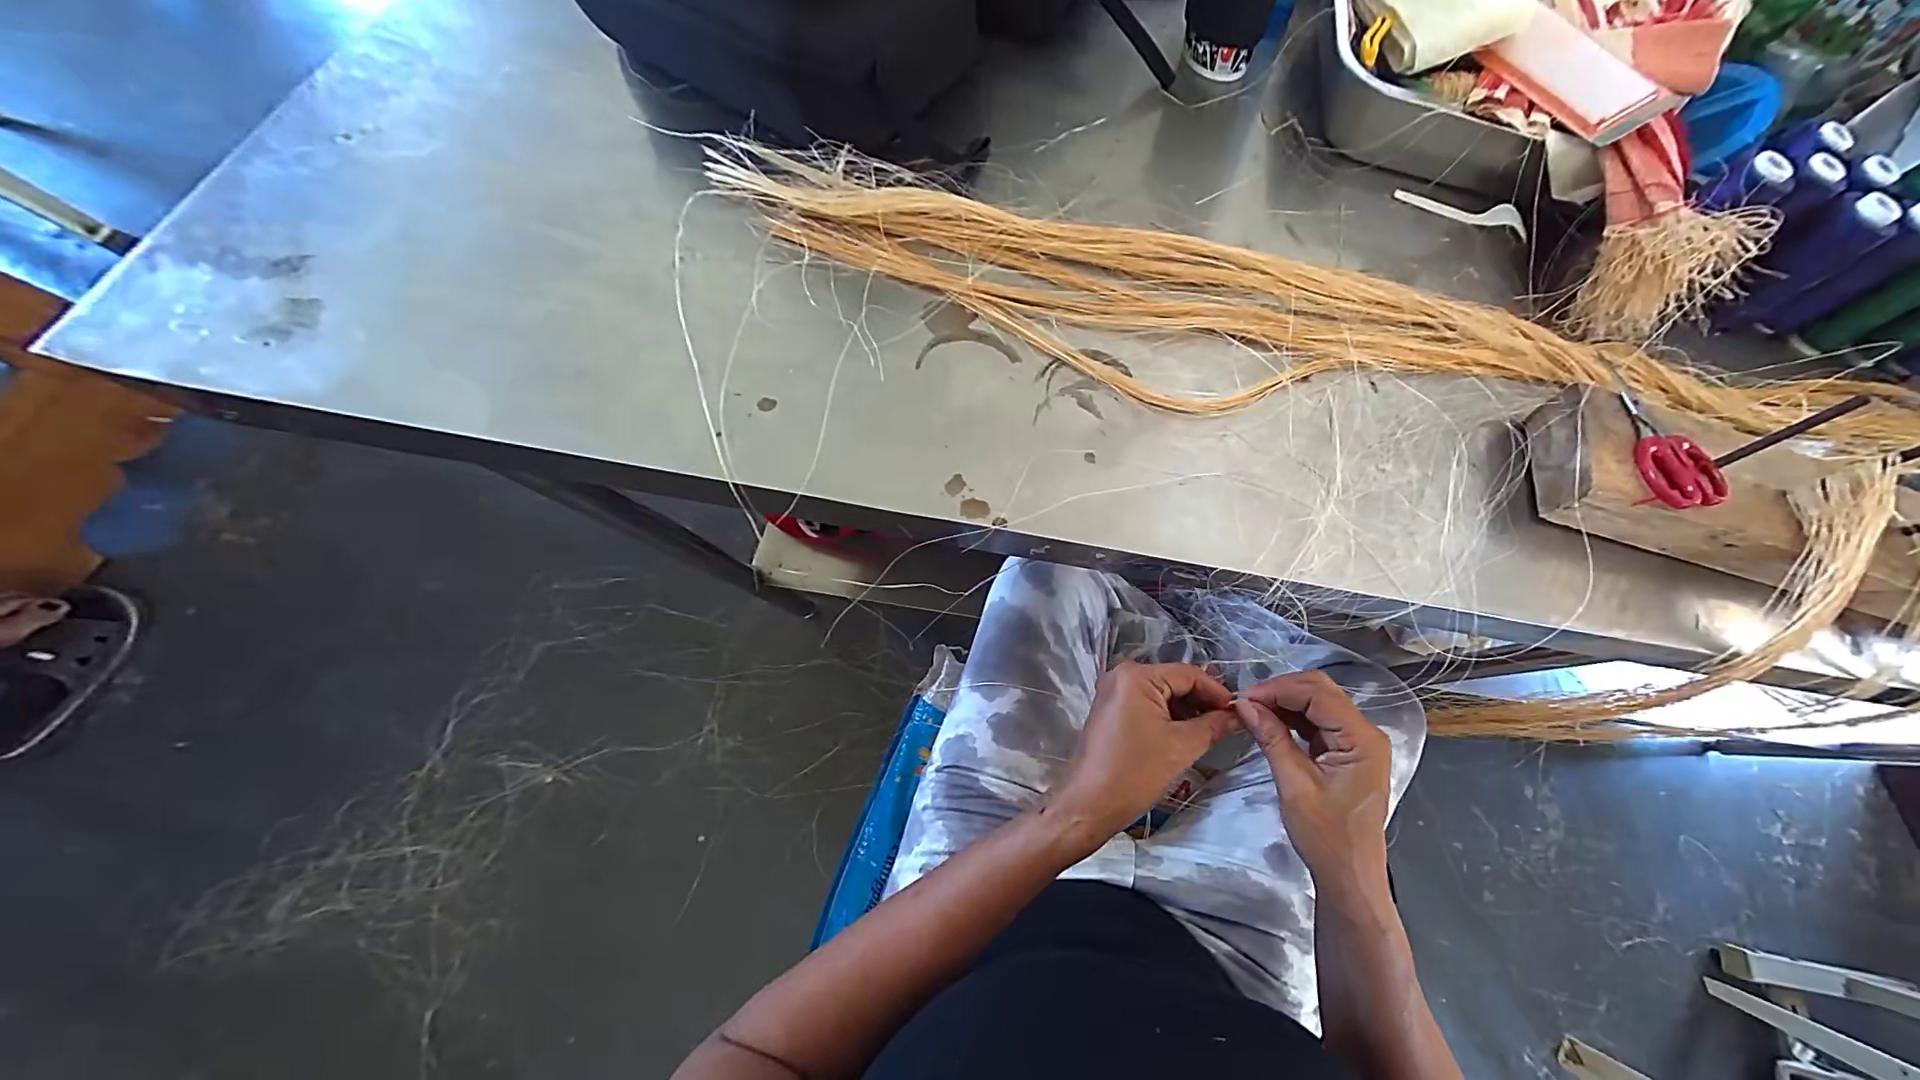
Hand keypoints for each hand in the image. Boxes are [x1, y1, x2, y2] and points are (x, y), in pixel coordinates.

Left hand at [1046, 662, 1235, 844]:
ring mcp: (1113, 691)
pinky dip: (1168, 716)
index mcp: (1136, 676)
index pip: (1188, 674)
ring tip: (1212, 731)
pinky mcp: (1111, 708)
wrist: (1090, 803)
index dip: (1217, 692)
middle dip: (1202, 701)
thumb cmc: (1135, 772)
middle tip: (1229, 723)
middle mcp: (1121, 674)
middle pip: (1174, 681)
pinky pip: (1147, 703)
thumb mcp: (1182, 746)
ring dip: (1186, 710)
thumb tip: (1240, 715)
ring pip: (1162, 693)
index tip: (1240, 713)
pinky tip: (1186, 734)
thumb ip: (1214, 725)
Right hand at [1233, 672, 1393, 893]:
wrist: (1350, 876)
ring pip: (1317, 702)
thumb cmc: (1326, 836)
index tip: (1242, 699)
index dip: (1277, 690)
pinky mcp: (1346, 751)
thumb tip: (1243, 704)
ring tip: (1252, 712)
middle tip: (1245, 704)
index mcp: (1361, 739)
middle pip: (1320, 691)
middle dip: (1280, 691)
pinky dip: (1291, 717)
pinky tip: (1268, 723)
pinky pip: (1317, 721)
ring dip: (1284, 702)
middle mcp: (1365, 733)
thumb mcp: (1294, 784)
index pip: (1317, 694)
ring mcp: (1357, 742)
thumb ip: (1271, 738)